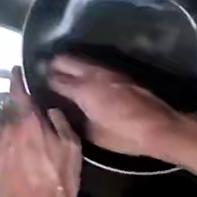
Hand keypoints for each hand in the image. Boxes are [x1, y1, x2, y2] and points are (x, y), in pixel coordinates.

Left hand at [0, 69, 81, 196]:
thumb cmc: (58, 180)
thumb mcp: (72, 148)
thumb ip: (60, 122)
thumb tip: (50, 110)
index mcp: (29, 121)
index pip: (18, 92)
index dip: (17, 79)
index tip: (15, 69)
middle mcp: (7, 129)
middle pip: (14, 115)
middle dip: (24, 117)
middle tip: (37, 128)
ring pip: (7, 132)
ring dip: (16, 135)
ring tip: (30, 152)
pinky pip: (1, 149)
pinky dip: (9, 150)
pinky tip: (21, 165)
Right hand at [45, 56, 196, 160]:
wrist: (161, 127)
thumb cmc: (125, 135)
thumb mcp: (93, 135)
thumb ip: (74, 120)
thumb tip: (61, 112)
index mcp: (83, 90)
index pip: (54, 79)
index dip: (42, 83)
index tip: (34, 87)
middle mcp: (93, 74)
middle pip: (64, 60)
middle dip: (52, 66)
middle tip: (44, 77)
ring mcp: (108, 71)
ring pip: (80, 60)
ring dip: (69, 65)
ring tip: (61, 78)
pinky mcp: (120, 73)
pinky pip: (94, 65)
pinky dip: (84, 69)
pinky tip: (83, 81)